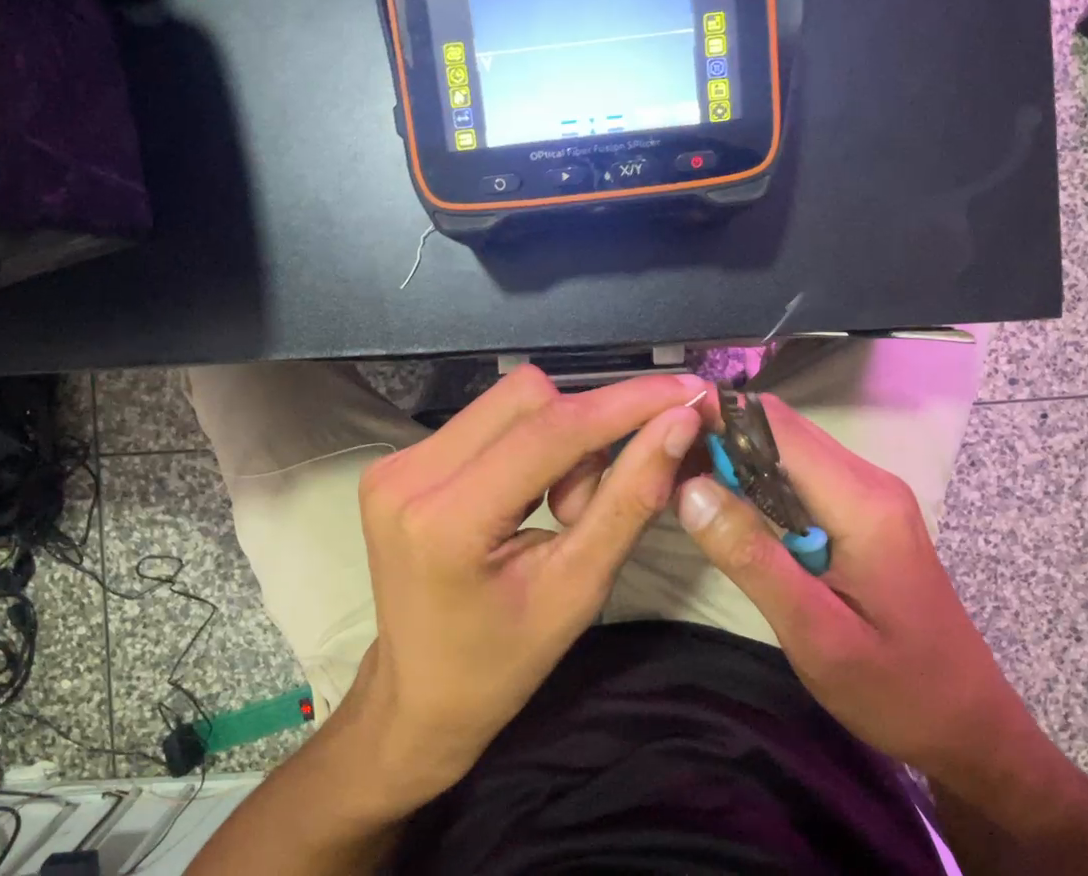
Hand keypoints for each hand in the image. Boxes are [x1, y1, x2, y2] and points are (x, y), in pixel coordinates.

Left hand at [342, 366, 706, 806]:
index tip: (690, 391)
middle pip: (527, 397)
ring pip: (509, 402)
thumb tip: (679, 424)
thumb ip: (629, 500)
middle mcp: (409, 474)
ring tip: (559, 511)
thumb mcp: (577, 589)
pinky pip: (486, 421)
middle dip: (585, 433)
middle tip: (590, 504)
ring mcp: (397, 463)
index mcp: (447, 519)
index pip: (550, 431)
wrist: (419, 696)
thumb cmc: (502, 664)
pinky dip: (528, 446)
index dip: (626, 403)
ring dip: (558, 440)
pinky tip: (530, 500)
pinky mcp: (399, 462)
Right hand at [673, 395, 1067, 802]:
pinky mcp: (864, 515)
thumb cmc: (896, 690)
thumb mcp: (815, 634)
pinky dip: (757, 485)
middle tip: (659, 468)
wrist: (968, 725)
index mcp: (861, 501)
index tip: (658, 434)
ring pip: (787, 451)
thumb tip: (689, 488)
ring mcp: (869, 496)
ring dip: (734, 462)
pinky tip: (725, 512)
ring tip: (679, 486)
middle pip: (780, 430)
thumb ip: (752, 559)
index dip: (715, 417)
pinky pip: (801, 479)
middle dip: (717, 438)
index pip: (775, 425)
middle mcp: (868, 481)